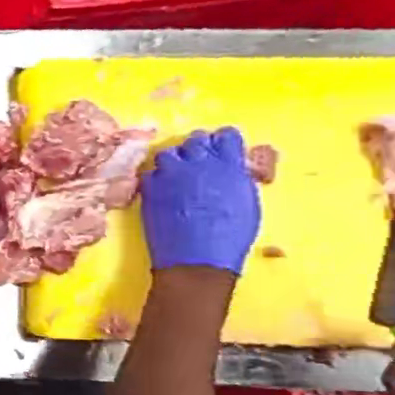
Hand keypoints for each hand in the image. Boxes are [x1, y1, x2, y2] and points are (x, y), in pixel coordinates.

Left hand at [141, 128, 260, 274]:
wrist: (196, 259)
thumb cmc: (230, 237)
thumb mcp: (245, 200)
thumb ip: (235, 177)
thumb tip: (229, 170)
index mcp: (230, 165)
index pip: (226, 135)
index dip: (221, 142)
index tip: (219, 149)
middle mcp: (199, 163)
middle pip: (195, 140)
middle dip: (196, 148)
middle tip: (196, 162)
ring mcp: (171, 175)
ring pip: (168, 153)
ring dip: (173, 161)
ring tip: (177, 176)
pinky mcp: (150, 188)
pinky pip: (149, 174)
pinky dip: (155, 179)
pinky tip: (161, 191)